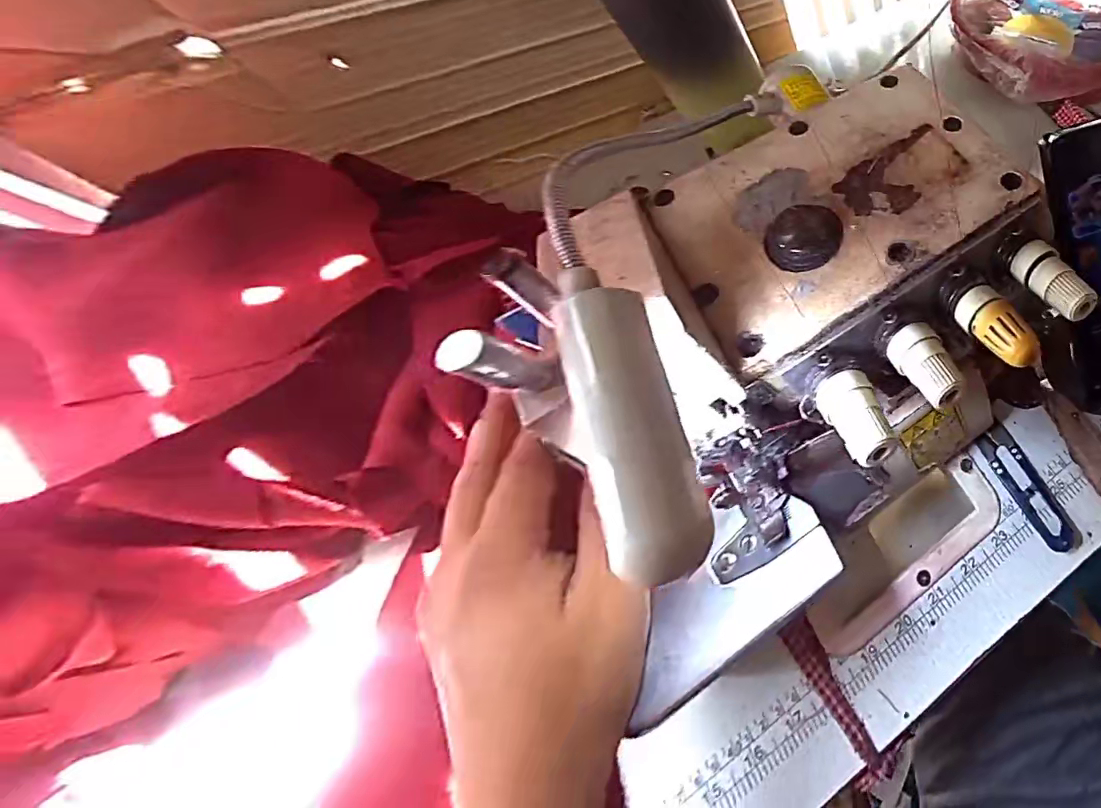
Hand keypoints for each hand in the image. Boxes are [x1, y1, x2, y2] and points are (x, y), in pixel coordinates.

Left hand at [421, 394, 651, 807]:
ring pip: (466, 507)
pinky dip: (489, 498)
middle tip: (518, 376)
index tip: (559, 372)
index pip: (519, 464)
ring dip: (491, 459)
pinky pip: (468, 536)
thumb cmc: (579, 685)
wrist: (527, 778)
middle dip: (498, 423)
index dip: (541, 415)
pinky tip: (515, 497)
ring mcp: (446, 597)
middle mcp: (456, 569)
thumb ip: (613, 524)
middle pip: (478, 477)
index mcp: (496, 557)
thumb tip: (611, 467)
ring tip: (517, 420)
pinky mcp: (450, 619)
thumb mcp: (616, 596)